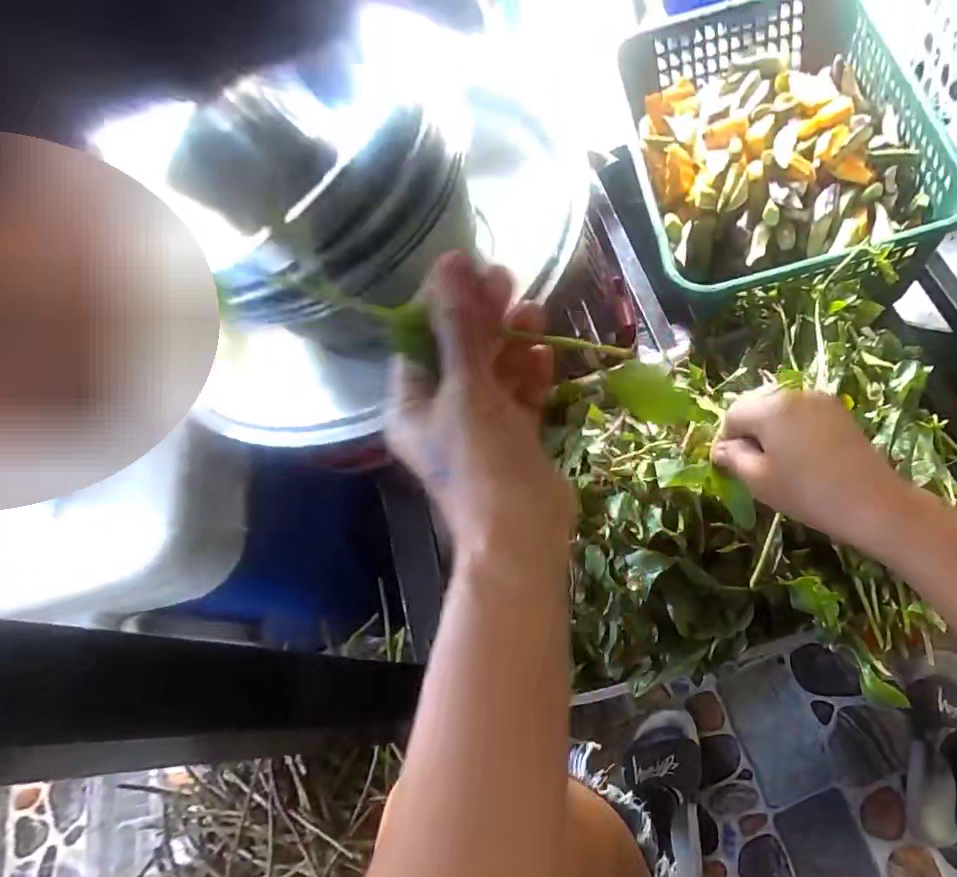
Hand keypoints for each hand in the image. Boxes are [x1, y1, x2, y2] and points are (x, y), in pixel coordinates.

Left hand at [384, 252, 573, 571]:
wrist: (521, 531)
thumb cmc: (482, 462)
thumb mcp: (467, 389)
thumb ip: (461, 328)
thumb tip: (450, 264)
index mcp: (412, 403)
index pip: (422, 339)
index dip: (444, 303)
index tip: (470, 268)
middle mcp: (442, 414)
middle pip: (461, 353)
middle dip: (484, 317)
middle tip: (508, 278)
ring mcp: (481, 430)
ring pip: (495, 375)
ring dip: (513, 343)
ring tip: (535, 309)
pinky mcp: (516, 442)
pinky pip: (520, 399)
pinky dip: (530, 377)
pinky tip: (544, 354)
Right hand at [711, 387, 941, 552]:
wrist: (871, 501)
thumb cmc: (808, 494)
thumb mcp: (760, 481)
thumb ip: (734, 458)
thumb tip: (721, 448)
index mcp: (770, 408)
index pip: (733, 414)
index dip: (727, 440)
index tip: (732, 467)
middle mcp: (793, 393)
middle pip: (757, 405)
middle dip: (749, 431)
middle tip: (755, 467)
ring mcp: (819, 399)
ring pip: (781, 408)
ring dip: (773, 430)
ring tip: (781, 464)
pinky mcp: (838, 410)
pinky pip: (803, 413)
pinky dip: (794, 429)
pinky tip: (803, 457)